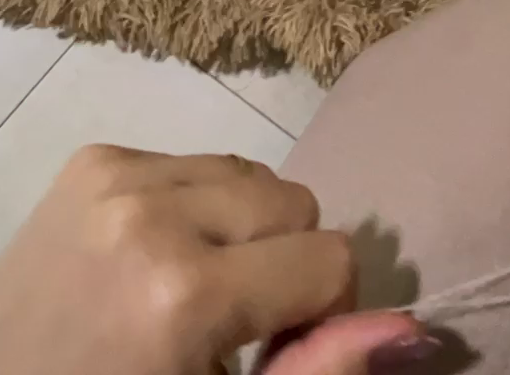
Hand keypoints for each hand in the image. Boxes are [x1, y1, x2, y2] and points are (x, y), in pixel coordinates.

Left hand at [0, 145, 436, 374]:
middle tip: (229, 323)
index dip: (321, 310)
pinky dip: (196, 206)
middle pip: (295, 200)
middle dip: (283, 262)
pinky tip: (151, 254)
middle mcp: (152, 208)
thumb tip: (416, 328)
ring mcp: (115, 171)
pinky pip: (197, 160)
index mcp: (183, 293)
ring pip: (252, 171)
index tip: (275, 350)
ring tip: (188, 285)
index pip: (330, 257)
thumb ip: (316, 372)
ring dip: (242, 227)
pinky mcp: (93, 156)